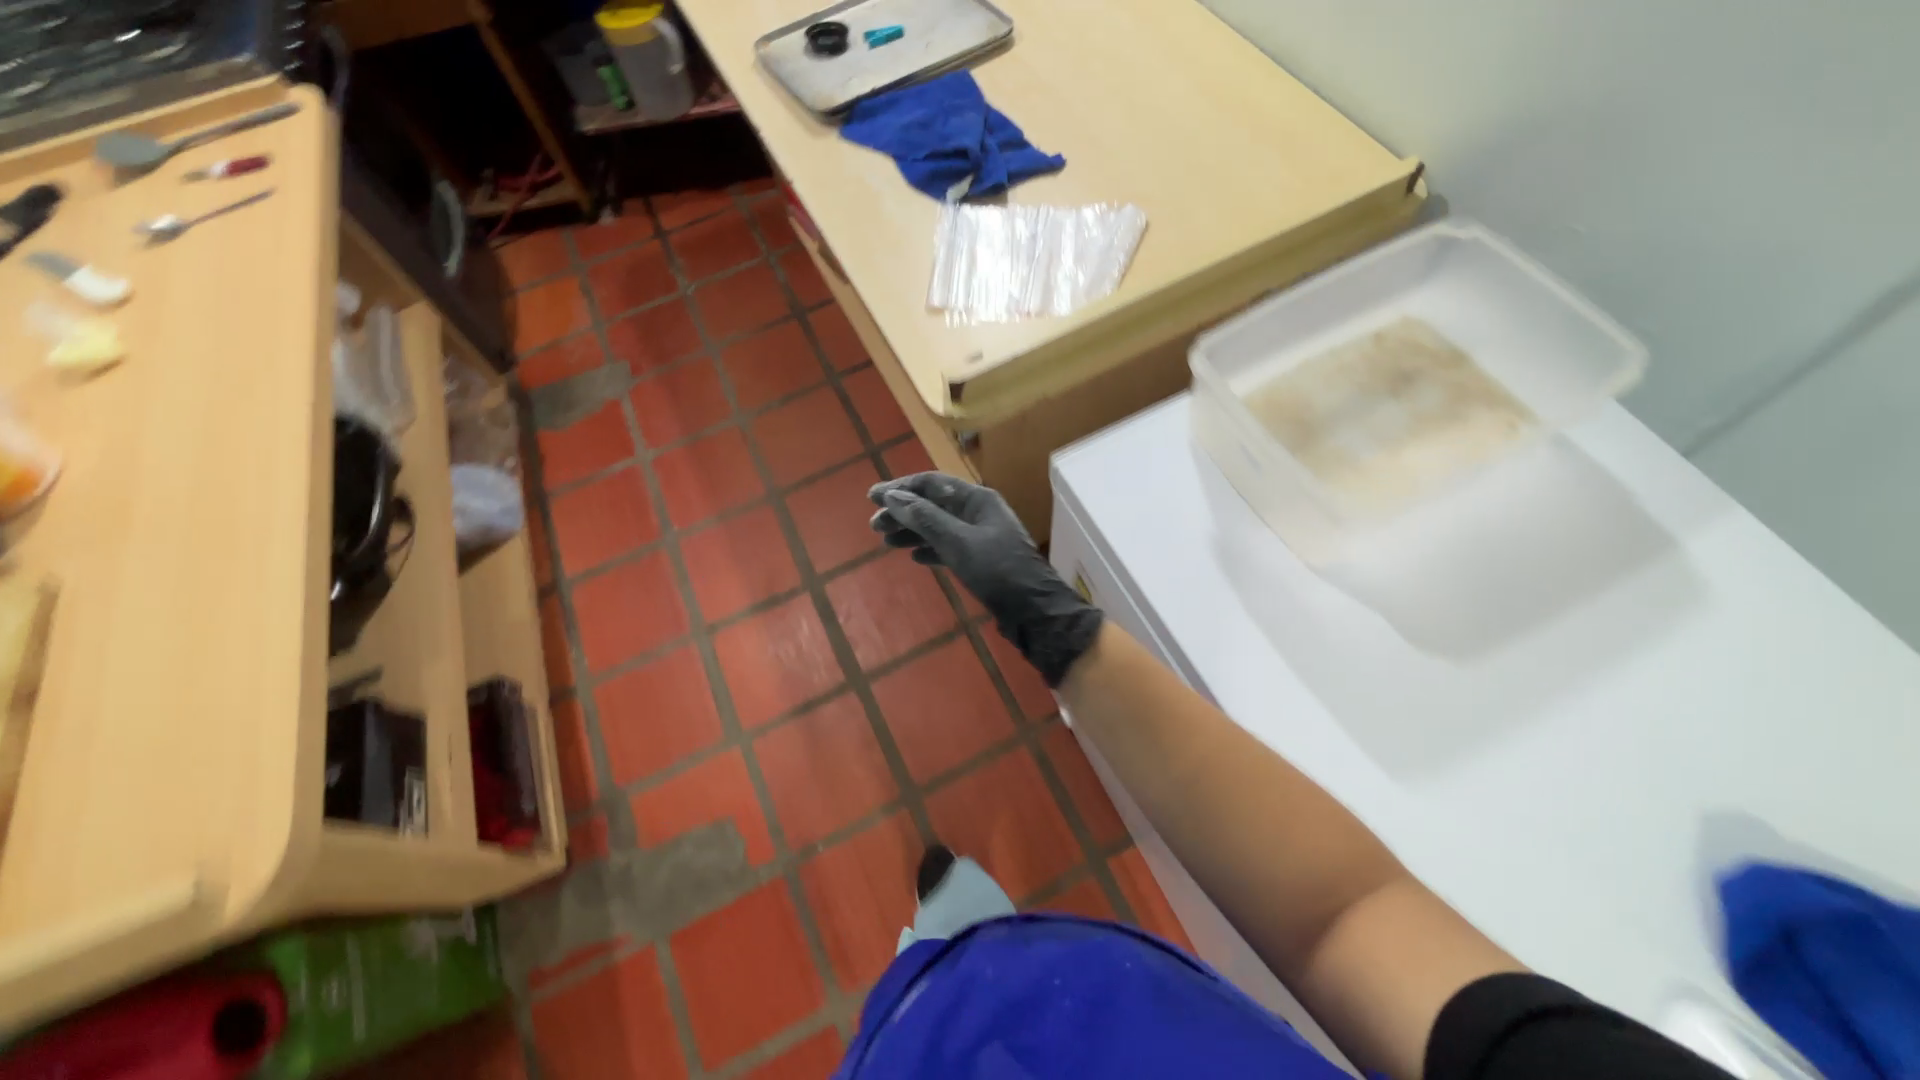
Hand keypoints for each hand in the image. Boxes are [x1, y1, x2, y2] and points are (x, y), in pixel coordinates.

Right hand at [868, 472, 1101, 686]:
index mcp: (977, 500)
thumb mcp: (958, 542)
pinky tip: (915, 559)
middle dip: (903, 512)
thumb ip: (925, 518)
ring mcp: (981, 536)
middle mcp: (979, 512)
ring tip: (886, 542)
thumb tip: (892, 496)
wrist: (1035, 609)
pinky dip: (931, 550)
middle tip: (874, 525)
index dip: (900, 488)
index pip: (932, 484)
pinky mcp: (982, 559)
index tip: (872, 496)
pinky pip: (949, 547)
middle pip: (934, 505)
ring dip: (913, 532)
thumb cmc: (998, 570)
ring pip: (939, 527)